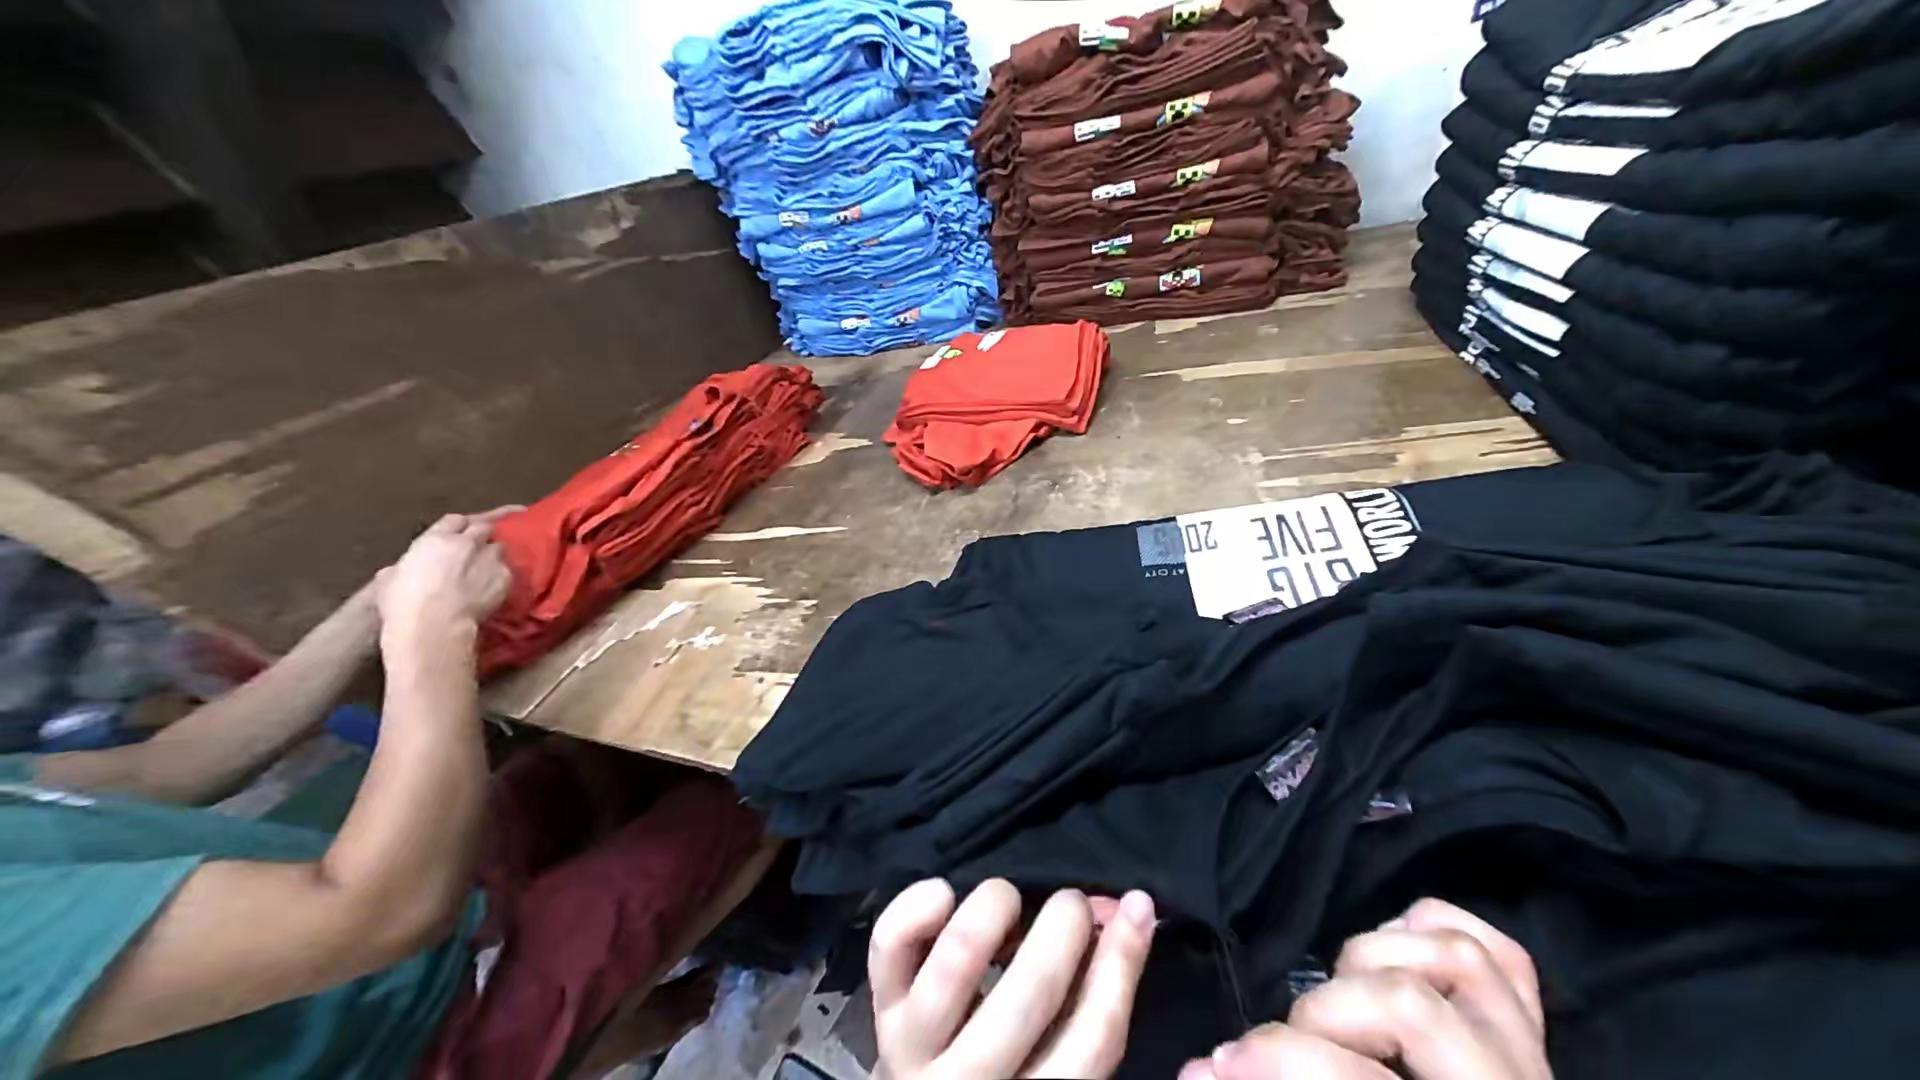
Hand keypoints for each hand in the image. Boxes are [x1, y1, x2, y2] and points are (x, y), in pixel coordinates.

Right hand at [376, 508, 520, 633]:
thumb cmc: (404, 602)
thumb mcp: (389, 579)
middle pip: (483, 528)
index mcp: (436, 539)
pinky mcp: (506, 577)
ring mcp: (490, 559)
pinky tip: (492, 587)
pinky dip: (500, 576)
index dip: (457, 527)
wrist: (435, 624)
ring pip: (499, 548)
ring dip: (492, 555)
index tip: (457, 536)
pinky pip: (507, 571)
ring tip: (485, 570)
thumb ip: (402, 568)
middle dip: (481, 535)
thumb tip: (400, 571)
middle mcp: (467, 543)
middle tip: (475, 550)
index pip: (455, 520)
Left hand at [870, 878, 1156, 1079]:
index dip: (1121, 964)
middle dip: (1060, 931)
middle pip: (1025, 1001)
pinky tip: (945, 892)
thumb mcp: (1052, 1057)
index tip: (1136, 908)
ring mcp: (914, 1043)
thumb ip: (1092, 995)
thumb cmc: (1005, 1072)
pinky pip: (889, 947)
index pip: (1091, 1041)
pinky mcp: (878, 1004)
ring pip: (955, 966)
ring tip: (1008, 896)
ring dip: (992, 911)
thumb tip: (1129, 910)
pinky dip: (916, 906)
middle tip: (1071, 901)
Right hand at [1182, 899, 1550, 1079]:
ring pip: (1457, 955)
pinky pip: (1499, 952)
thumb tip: (1196, 1070)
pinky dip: (1434, 938)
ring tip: (1343, 1007)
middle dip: (1323, 1013)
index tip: (1220, 1065)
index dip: (1278, 1059)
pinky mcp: (1536, 1038)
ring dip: (1374, 964)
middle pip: (1405, 1003)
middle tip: (1291, 1042)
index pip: (1360, 1076)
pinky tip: (1396, 962)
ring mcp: (1534, 1062)